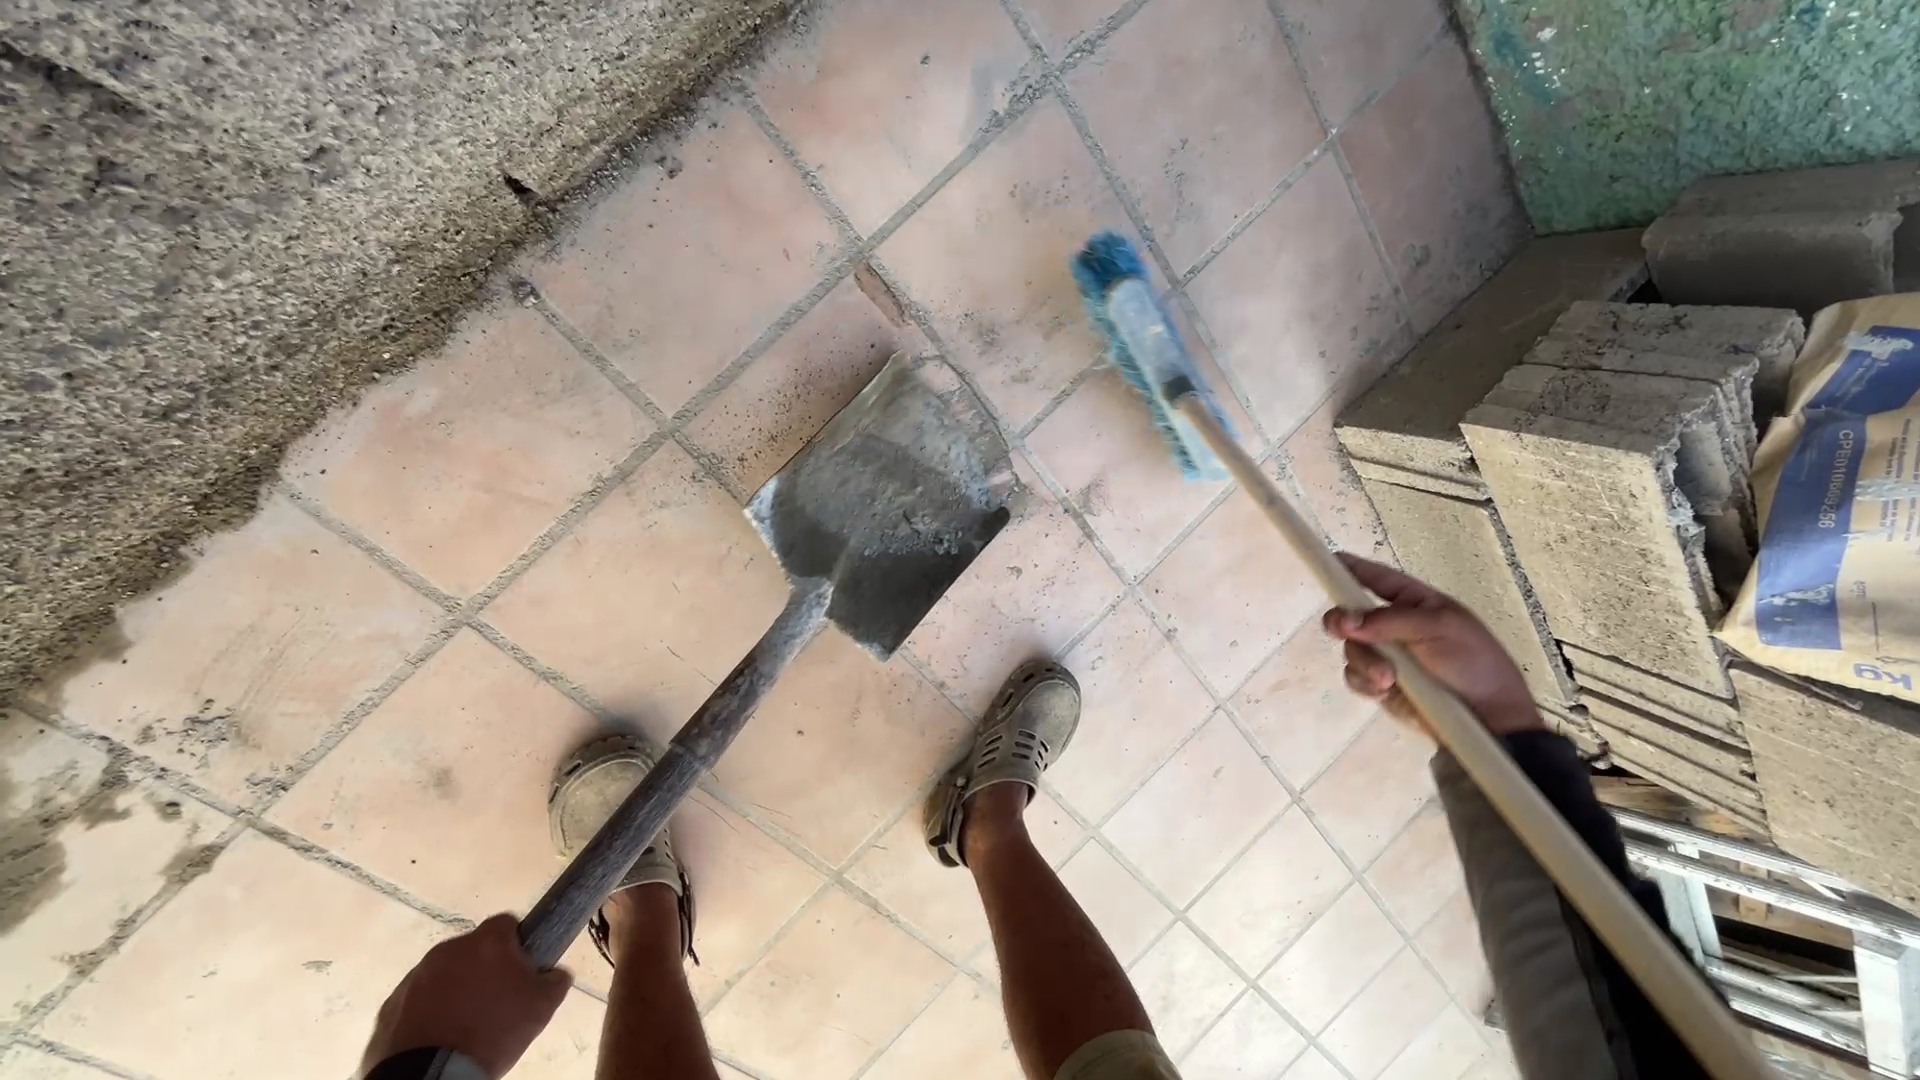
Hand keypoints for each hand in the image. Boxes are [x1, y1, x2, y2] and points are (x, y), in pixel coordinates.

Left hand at [361, 914, 571, 1078]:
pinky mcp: (389, 1008)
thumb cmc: (494, 1033)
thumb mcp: (544, 1006)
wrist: (431, 1079)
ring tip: (465, 1024)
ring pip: (443, 974)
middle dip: (484, 967)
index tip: (521, 969)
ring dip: (455, 988)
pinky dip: (428, 1012)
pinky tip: (439, 1037)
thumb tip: (553, 972)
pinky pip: (417, 1000)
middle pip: (473, 949)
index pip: (507, 923)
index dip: (517, 943)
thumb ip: (555, 978)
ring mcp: (414, 978)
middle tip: (496, 999)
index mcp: (486, 941)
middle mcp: (447, 950)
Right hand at [1322, 553, 1542, 736]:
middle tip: (1343, 631)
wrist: (1488, 720)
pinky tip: (1385, 690)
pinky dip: (1365, 682)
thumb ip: (1390, 619)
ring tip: (1389, 679)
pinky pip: (1353, 676)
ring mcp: (1385, 655)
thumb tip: (1345, 620)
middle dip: (1341, 621)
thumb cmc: (1473, 663)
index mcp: (1414, 602)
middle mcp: (1393, 625)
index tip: (1326, 560)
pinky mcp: (1378, 684)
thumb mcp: (1440, 628)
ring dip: (1365, 662)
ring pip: (1350, 648)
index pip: (1377, 578)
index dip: (1350, 568)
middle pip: (1348, 613)